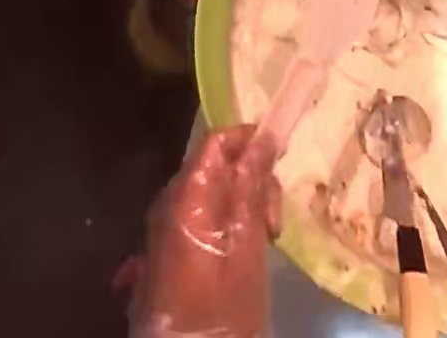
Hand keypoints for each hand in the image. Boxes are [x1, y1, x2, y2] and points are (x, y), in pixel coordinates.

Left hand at [129, 125, 280, 337]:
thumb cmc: (222, 309)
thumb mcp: (248, 243)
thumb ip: (252, 186)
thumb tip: (264, 138)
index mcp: (186, 199)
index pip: (217, 142)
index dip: (250, 140)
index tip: (280, 160)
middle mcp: (169, 206)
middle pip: (216, 165)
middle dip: (253, 179)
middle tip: (275, 218)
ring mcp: (166, 231)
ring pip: (213, 191)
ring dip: (245, 203)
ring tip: (267, 238)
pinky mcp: (169, 253)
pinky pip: (203, 215)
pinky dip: (229, 221)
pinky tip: (248, 249)